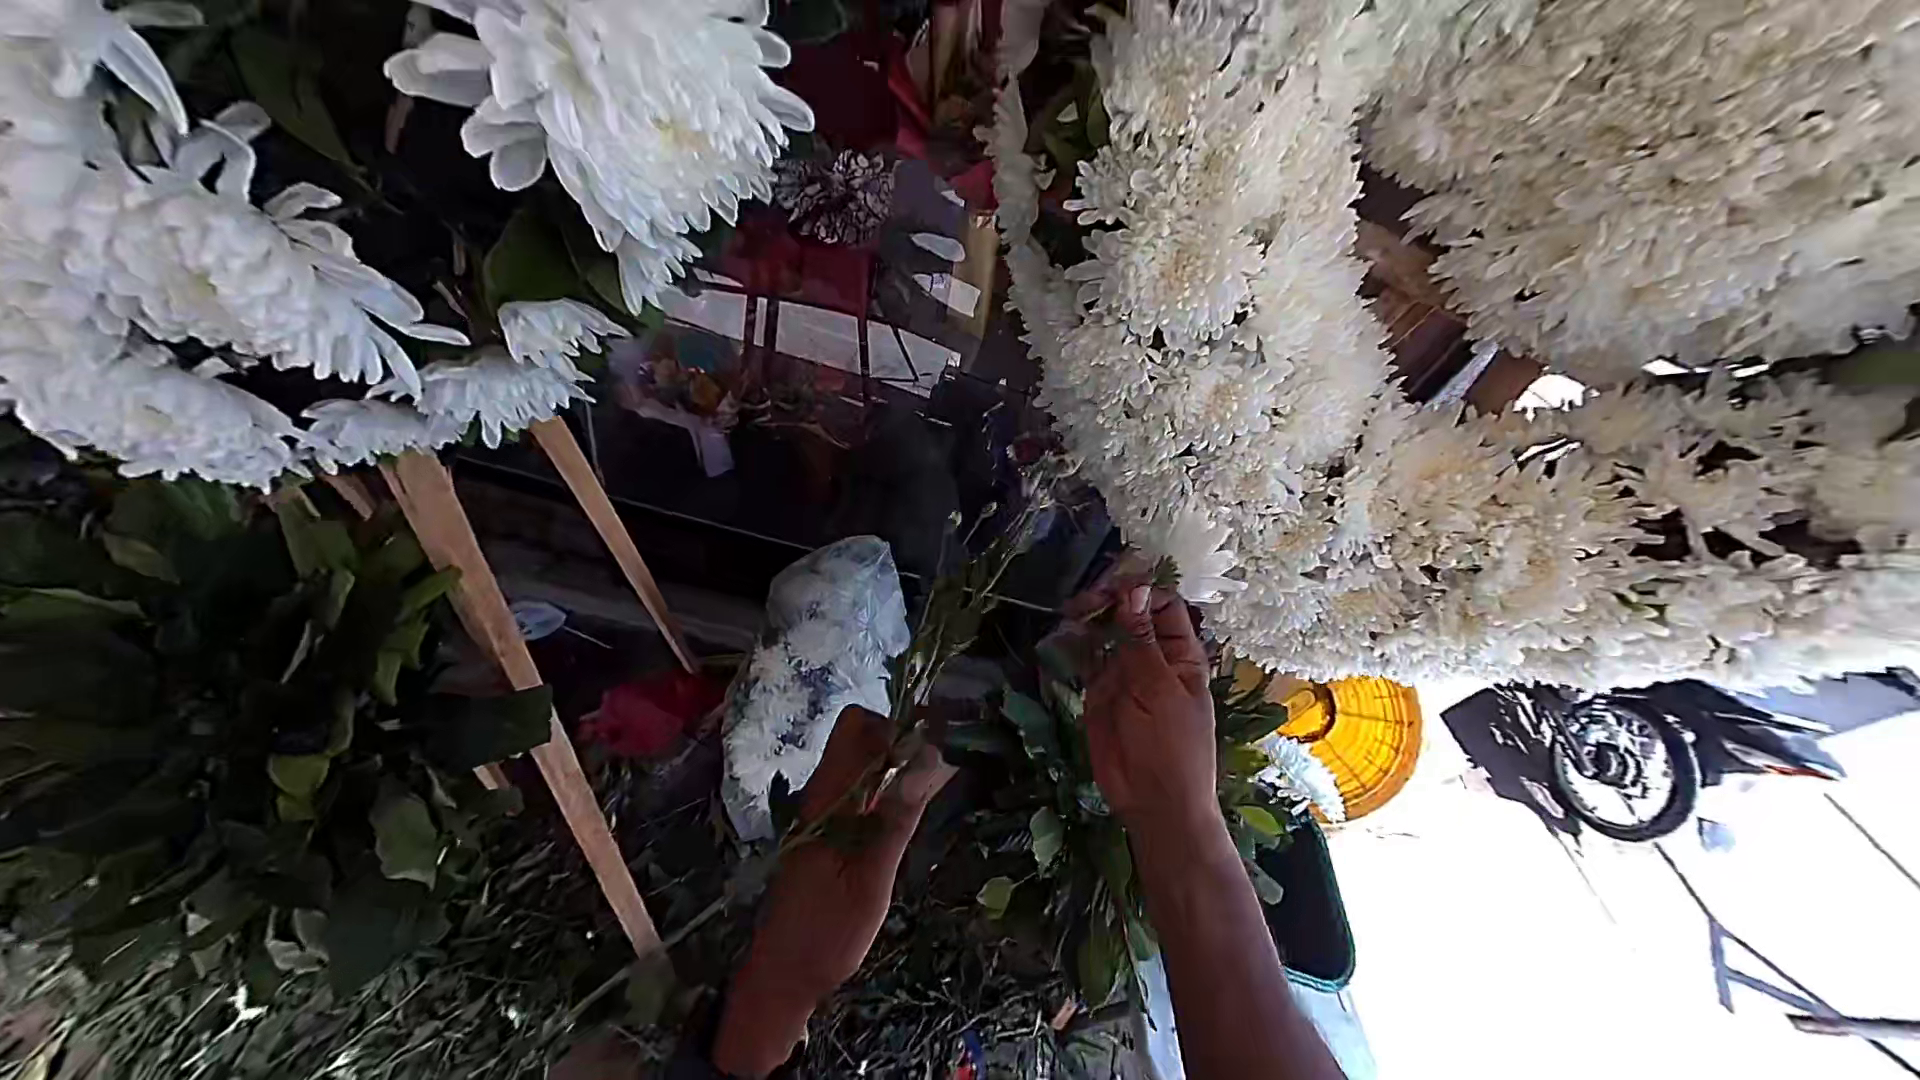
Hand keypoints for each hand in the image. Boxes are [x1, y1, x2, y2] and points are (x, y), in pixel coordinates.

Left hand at [712, 706, 954, 1077]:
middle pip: (861, 734)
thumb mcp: (870, 881)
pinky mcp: (832, 823)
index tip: (929, 752)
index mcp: (827, 795)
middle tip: (932, 770)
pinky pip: (863, 784)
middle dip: (901, 740)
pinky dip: (889, 786)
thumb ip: (897, 820)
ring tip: (929, 788)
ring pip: (864, 758)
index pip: (855, 727)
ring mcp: (826, 805)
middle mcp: (823, 789)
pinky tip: (908, 813)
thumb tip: (928, 762)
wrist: (783, 976)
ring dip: (898, 763)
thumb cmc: (826, 934)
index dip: (895, 727)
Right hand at [1081, 583, 1218, 838]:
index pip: (1162, 605)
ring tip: (1068, 614)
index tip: (1110, 591)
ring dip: (1087, 620)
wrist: (1153, 803)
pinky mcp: (1099, 688)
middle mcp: (1151, 655)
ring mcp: (1123, 671)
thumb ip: (1141, 641)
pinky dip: (1073, 645)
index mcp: (1180, 653)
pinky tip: (1062, 637)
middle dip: (1106, 602)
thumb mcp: (1158, 690)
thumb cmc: (1172, 747)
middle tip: (1081, 603)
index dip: (1139, 592)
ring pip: (1104, 632)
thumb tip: (1133, 591)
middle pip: (1128, 613)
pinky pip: (1085, 658)